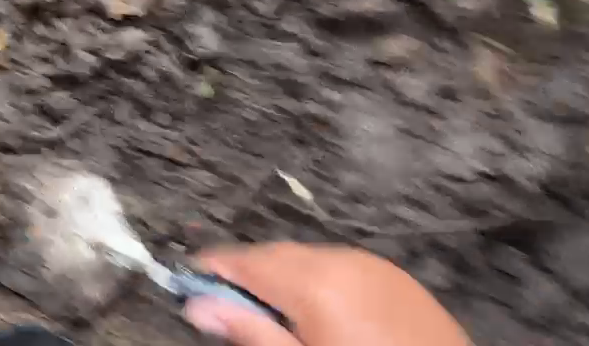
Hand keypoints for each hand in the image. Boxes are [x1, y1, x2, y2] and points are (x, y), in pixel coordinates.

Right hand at [184, 243, 469, 345]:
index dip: (210, 272)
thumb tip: (194, 305)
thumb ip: (250, 333)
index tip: (191, 290)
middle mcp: (336, 258)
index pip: (239, 259)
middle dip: (251, 279)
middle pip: (270, 255)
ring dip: (286, 281)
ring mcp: (370, 264)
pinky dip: (322, 284)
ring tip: (289, 322)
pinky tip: (329, 318)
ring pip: (304, 260)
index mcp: (311, 280)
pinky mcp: (396, 277)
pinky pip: (339, 268)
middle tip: (241, 316)